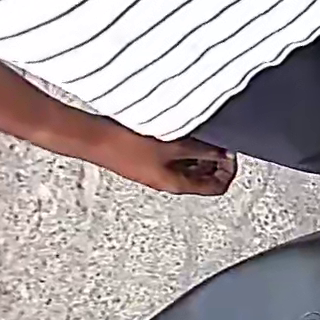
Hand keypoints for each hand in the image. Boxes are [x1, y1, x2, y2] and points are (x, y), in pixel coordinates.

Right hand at [83, 125, 236, 194]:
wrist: (89, 137)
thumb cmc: (124, 145)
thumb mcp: (173, 147)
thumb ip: (202, 151)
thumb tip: (223, 153)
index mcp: (178, 185)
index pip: (217, 187)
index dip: (228, 170)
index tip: (230, 152)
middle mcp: (169, 182)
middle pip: (206, 178)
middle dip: (216, 161)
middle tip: (219, 143)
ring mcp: (157, 172)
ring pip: (191, 167)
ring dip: (201, 153)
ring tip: (203, 136)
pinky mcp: (148, 160)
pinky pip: (175, 159)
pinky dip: (185, 149)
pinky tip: (184, 132)